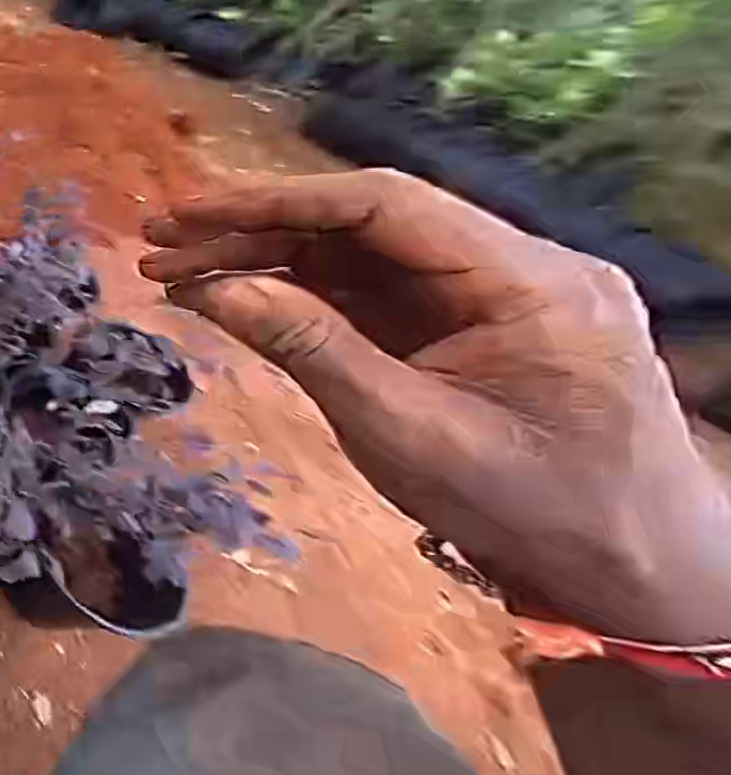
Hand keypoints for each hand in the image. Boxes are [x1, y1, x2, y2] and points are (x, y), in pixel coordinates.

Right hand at [140, 170, 730, 643]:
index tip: (189, 216)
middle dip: (245, 229)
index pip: (380, 205)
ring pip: (336, 252)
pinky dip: (273, 291)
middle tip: (157, 245)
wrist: (618, 573)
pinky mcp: (432, 319)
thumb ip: (307, 347)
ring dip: (248, 257)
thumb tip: (211, 287)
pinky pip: (341, 289)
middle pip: (348, 223)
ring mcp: (462, 292)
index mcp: (524, 280)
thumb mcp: (403, 429)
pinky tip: (216, 296)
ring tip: (167, 272)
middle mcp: (497, 266)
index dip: (273, 201)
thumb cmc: (527, 506)